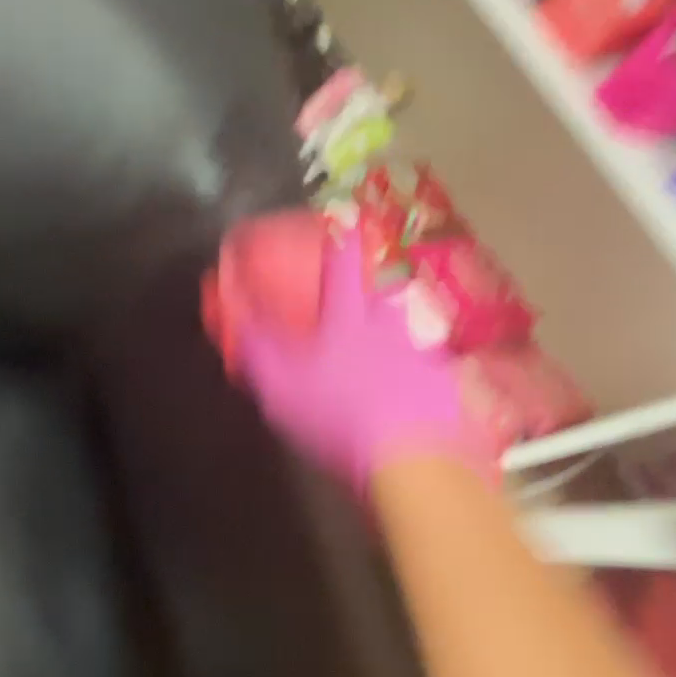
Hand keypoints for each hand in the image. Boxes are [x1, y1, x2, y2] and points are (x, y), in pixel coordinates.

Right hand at [237, 231, 472, 486]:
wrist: (415, 459)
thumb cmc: (337, 414)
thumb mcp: (279, 381)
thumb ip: (254, 342)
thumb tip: (230, 303)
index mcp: (349, 321)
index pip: (345, 268)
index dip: (343, 241)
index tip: (346, 217)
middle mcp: (392, 328)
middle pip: (384, 293)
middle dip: (373, 283)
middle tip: (364, 282)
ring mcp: (424, 356)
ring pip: (404, 331)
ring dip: (390, 331)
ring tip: (374, 347)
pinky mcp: (446, 387)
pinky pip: (420, 368)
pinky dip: (405, 372)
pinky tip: (394, 393)